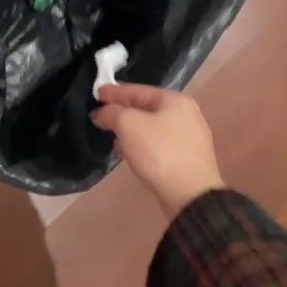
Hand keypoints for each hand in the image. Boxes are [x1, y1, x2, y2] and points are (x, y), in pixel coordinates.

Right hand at [92, 83, 224, 216]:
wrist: (190, 195)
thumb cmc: (159, 152)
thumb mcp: (128, 125)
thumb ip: (111, 112)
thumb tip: (101, 113)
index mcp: (175, 100)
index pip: (138, 90)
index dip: (114, 92)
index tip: (96, 94)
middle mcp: (187, 115)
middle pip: (146, 108)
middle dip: (122, 111)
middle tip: (101, 115)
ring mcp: (190, 138)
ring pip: (152, 128)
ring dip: (131, 130)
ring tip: (111, 135)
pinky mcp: (188, 160)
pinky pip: (158, 145)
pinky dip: (142, 145)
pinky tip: (128, 152)